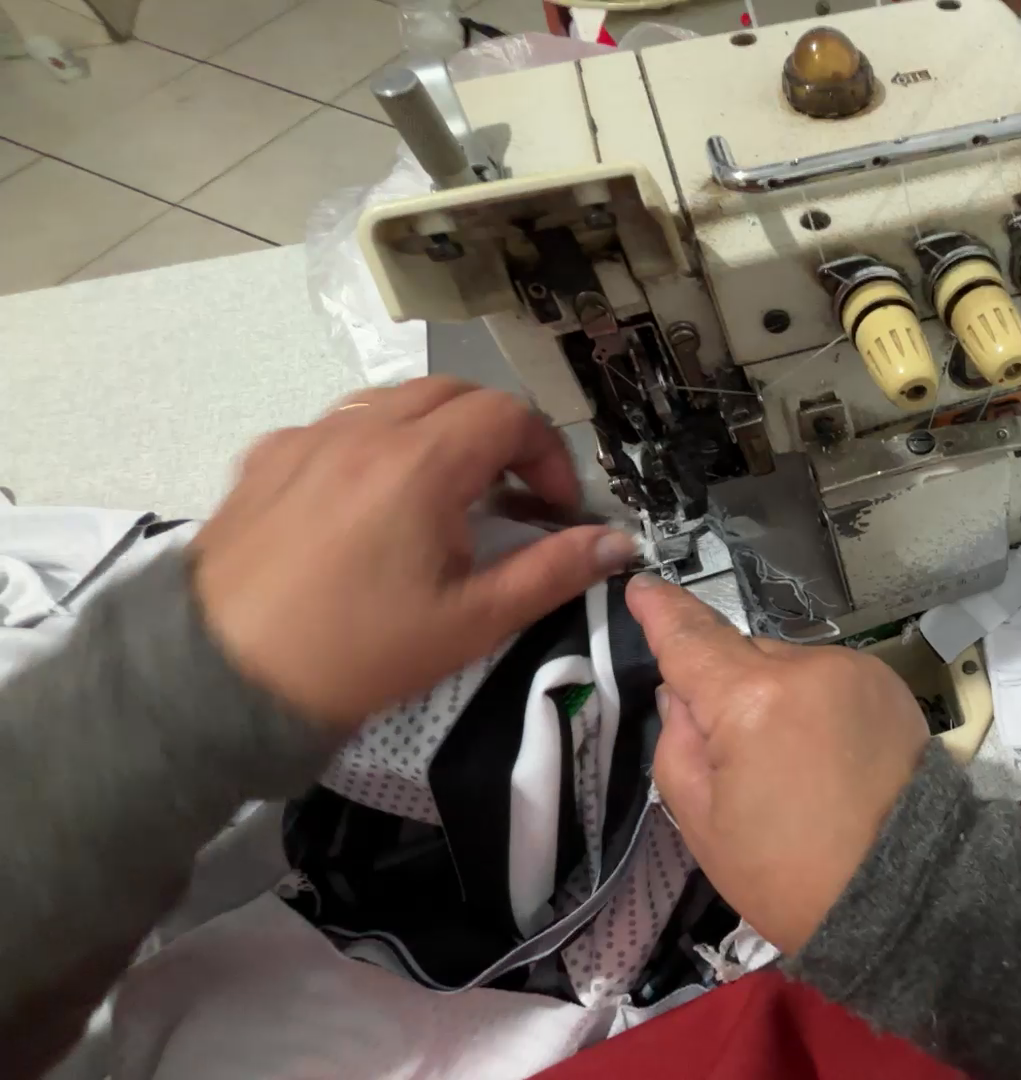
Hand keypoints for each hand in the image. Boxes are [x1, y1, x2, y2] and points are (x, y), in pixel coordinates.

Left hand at [193, 378, 634, 733]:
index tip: (554, 508)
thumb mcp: (478, 618)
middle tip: (514, 494)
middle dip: (504, 435)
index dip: (549, 456)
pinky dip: (385, 442)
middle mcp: (363, 434)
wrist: (213, 683)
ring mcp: (307, 441)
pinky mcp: (267, 461)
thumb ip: (557, 570)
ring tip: (453, 492)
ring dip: (447, 431)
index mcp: (420, 466)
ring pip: (400, 399)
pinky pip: (345, 423)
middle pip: (459, 393)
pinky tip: (381, 498)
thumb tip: (619, 543)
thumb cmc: (362, 650)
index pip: (510, 416)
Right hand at [626, 576, 929, 952]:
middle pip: (743, 654)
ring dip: (776, 695)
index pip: (692, 638)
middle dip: (729, 687)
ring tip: (795, 762)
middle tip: (737, 752)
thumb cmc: (788, 870)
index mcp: (752, 698)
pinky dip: (816, 701)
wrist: (901, 886)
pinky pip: (829, 676)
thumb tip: (683, 692)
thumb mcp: (702, 820)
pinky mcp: (888, 681)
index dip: (661, 611)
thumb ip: (678, 741)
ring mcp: (855, 668)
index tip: (642, 586)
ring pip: (788, 665)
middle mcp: (807, 665)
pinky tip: (830, 751)